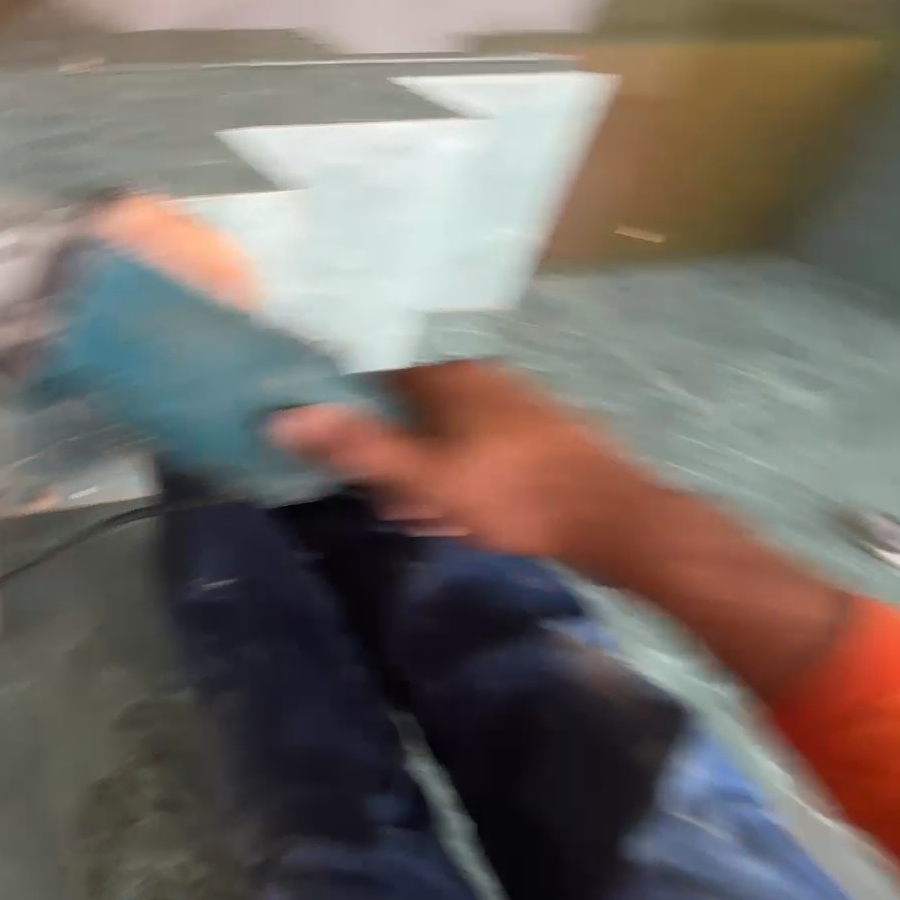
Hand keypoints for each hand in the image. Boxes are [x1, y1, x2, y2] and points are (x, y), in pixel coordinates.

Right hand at [270, 360, 658, 584]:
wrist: (616, 521)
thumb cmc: (510, 494)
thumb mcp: (423, 476)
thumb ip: (356, 448)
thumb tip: (284, 419)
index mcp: (448, 378)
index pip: (376, 390)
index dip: (358, 429)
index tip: (358, 472)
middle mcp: (482, 378)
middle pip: (410, 417)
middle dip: (396, 462)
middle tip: (398, 506)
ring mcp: (516, 404)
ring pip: (445, 437)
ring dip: (428, 476)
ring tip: (430, 518)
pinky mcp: (541, 433)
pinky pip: (480, 449)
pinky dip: (463, 477)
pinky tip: (469, 514)